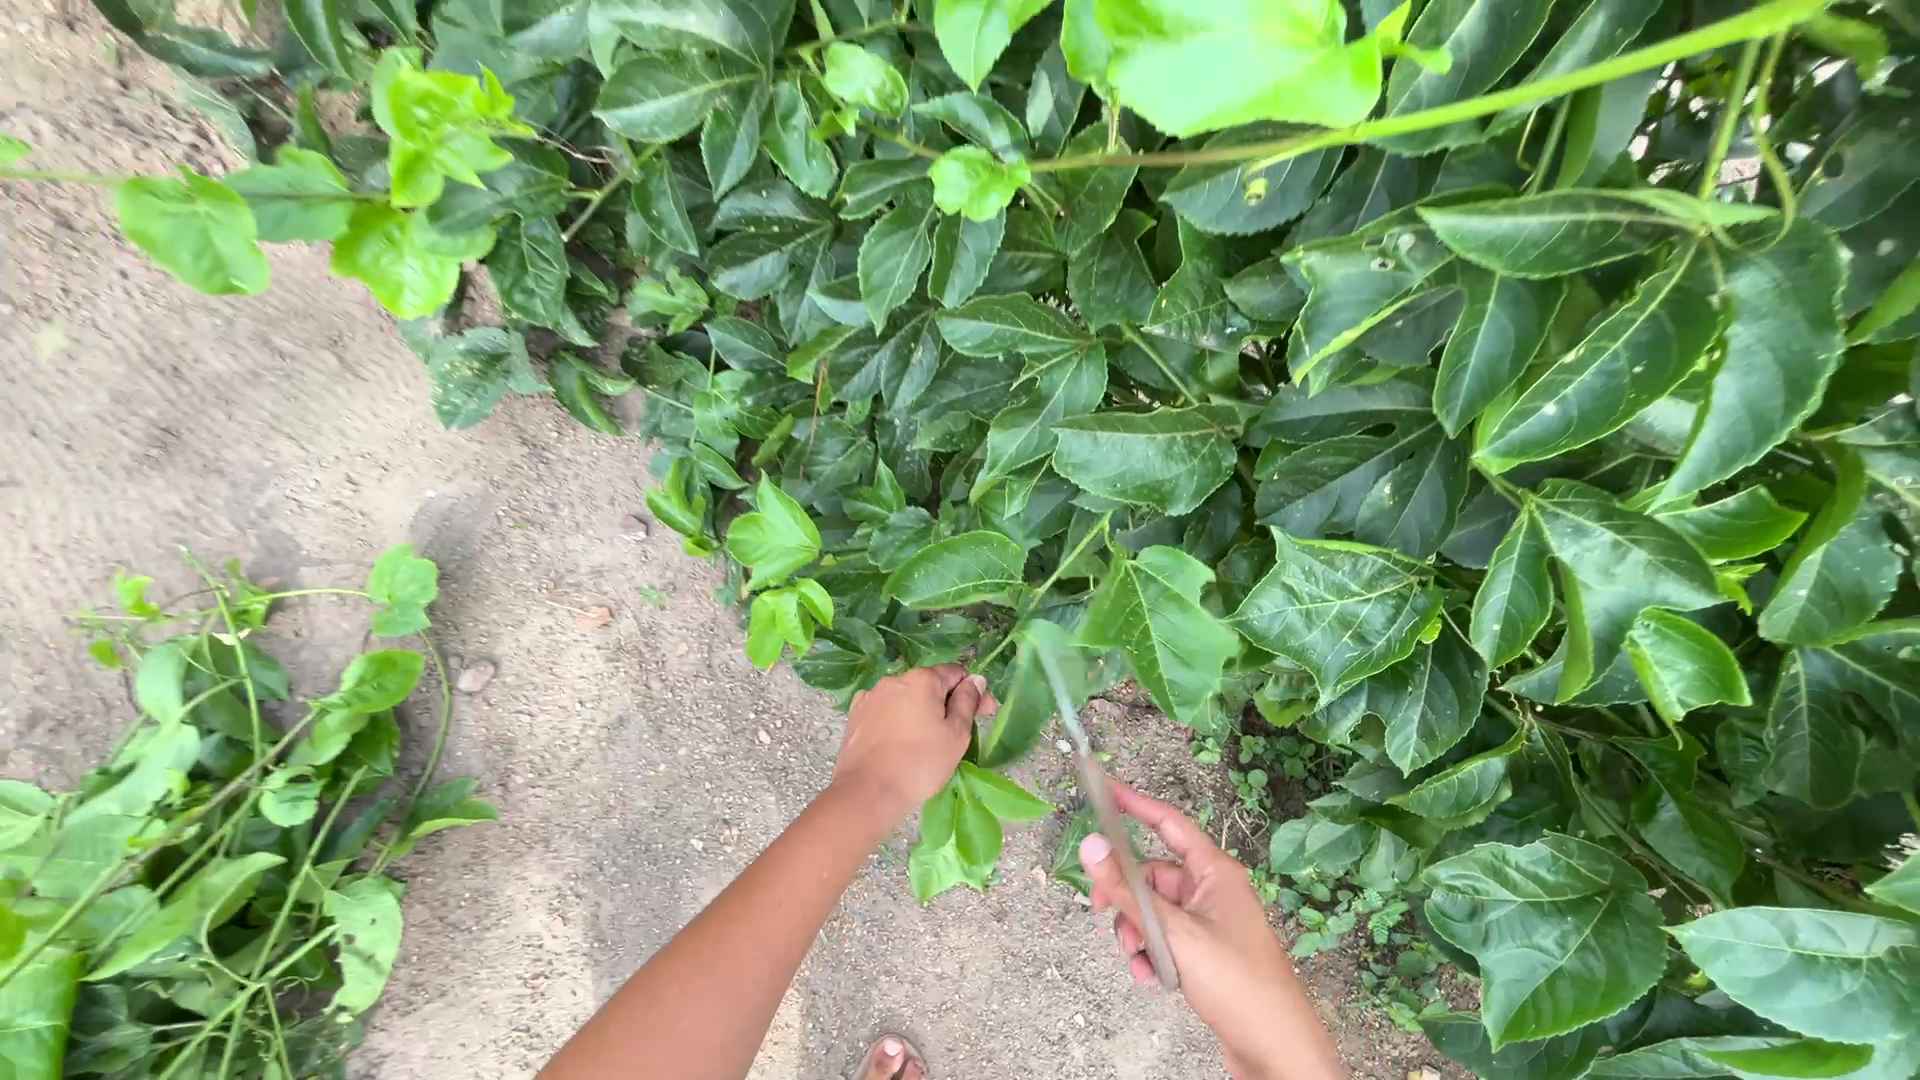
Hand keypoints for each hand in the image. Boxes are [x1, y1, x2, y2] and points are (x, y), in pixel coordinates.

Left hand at [829, 666, 995, 826]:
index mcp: (922, 680)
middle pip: (929, 684)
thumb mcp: (956, 734)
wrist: (867, 792)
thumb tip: (976, 679)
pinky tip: (898, 740)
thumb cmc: (920, 764)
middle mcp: (894, 679)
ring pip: (906, 697)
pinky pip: (885, 710)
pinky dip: (896, 719)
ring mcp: (871, 696)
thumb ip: (967, 702)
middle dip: (946, 702)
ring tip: (925, 740)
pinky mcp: (856, 715)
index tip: (982, 714)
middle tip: (956, 733)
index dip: (973, 692)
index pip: (956, 673)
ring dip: (920, 710)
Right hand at [1080, 783, 1344, 1079]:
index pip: (1169, 822)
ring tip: (1136, 960)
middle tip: (1098, 908)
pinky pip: (1165, 939)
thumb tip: (1090, 845)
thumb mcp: (1173, 933)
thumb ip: (1127, 890)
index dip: (1137, 804)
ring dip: (1136, 932)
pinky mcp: (1206, 953)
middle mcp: (1212, 890)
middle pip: (1153, 874)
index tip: (1107, 791)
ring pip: (1154, 910)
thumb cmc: (1237, 983)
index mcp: (1214, 872)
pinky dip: (1150, 954)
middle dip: (1126, 895)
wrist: (1278, 1052)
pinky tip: (1149, 978)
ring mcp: (1210, 923)